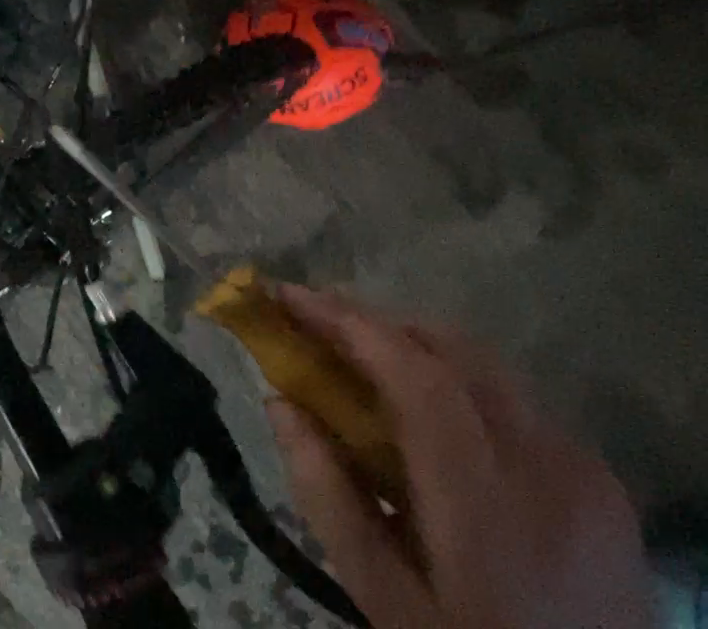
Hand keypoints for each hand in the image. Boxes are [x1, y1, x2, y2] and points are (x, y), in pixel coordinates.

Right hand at [267, 285, 652, 628]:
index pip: (418, 374)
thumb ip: (325, 491)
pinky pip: (516, 402)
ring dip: (414, 346)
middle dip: (375, 321)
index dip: (348, 323)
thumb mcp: (376, 586)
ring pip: (489, 368)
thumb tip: (279, 401)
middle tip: (310, 322)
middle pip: (457, 351)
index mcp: (484, 497)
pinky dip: (455, 381)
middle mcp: (547, 465)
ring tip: (353, 356)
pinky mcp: (602, 480)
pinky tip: (421, 411)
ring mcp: (585, 469)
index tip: (285, 296)